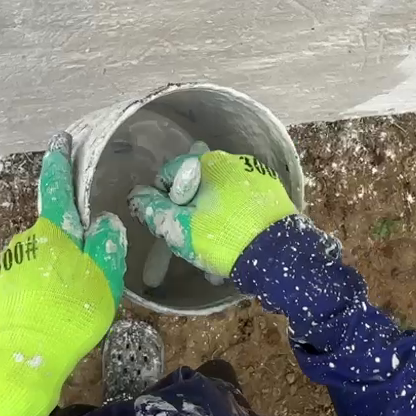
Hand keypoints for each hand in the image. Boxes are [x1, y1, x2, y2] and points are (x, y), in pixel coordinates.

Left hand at [0, 134, 127, 415]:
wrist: (21, 365)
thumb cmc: (68, 317)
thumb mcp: (103, 279)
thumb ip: (107, 244)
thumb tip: (105, 221)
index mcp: (51, 231)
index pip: (55, 186)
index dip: (60, 161)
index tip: (62, 139)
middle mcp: (24, 240)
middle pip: (55, 227)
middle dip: (73, 237)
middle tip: (94, 266)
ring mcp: (9, 264)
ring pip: (44, 253)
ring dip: (60, 264)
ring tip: (76, 296)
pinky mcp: (2, 288)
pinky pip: (31, 273)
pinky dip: (46, 282)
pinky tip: (57, 307)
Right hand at [128, 141, 297, 278]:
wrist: (279, 255)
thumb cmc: (225, 238)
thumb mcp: (181, 228)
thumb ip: (154, 210)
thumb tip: (136, 196)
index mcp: (209, 163)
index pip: (170, 175)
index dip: (163, 201)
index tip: (169, 224)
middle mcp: (233, 160)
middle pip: (196, 187)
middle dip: (190, 214)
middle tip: (192, 241)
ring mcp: (255, 175)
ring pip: (219, 197)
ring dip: (211, 220)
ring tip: (214, 251)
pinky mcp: (272, 192)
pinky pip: (241, 203)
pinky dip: (233, 220)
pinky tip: (235, 244)